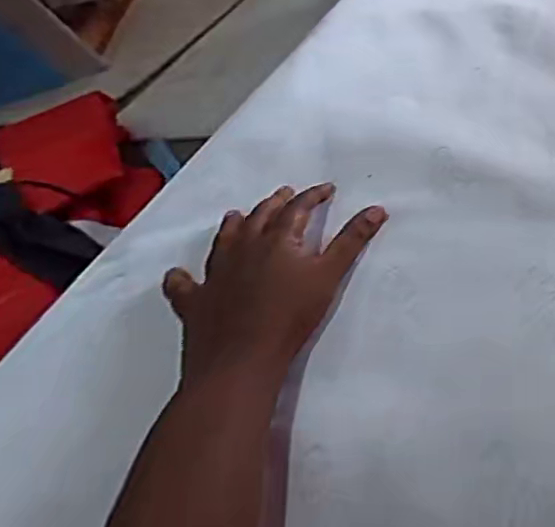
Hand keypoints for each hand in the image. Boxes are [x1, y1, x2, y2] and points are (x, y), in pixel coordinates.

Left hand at [161, 183, 386, 389]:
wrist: (239, 365)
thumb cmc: (289, 318)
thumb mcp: (329, 276)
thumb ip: (352, 240)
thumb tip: (376, 210)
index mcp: (277, 240)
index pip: (298, 208)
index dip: (314, 196)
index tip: (326, 190)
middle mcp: (244, 248)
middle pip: (260, 217)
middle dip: (276, 203)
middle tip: (286, 194)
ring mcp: (216, 275)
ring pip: (225, 240)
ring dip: (234, 225)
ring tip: (238, 214)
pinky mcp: (195, 303)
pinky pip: (184, 286)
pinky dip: (181, 278)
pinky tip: (177, 274)